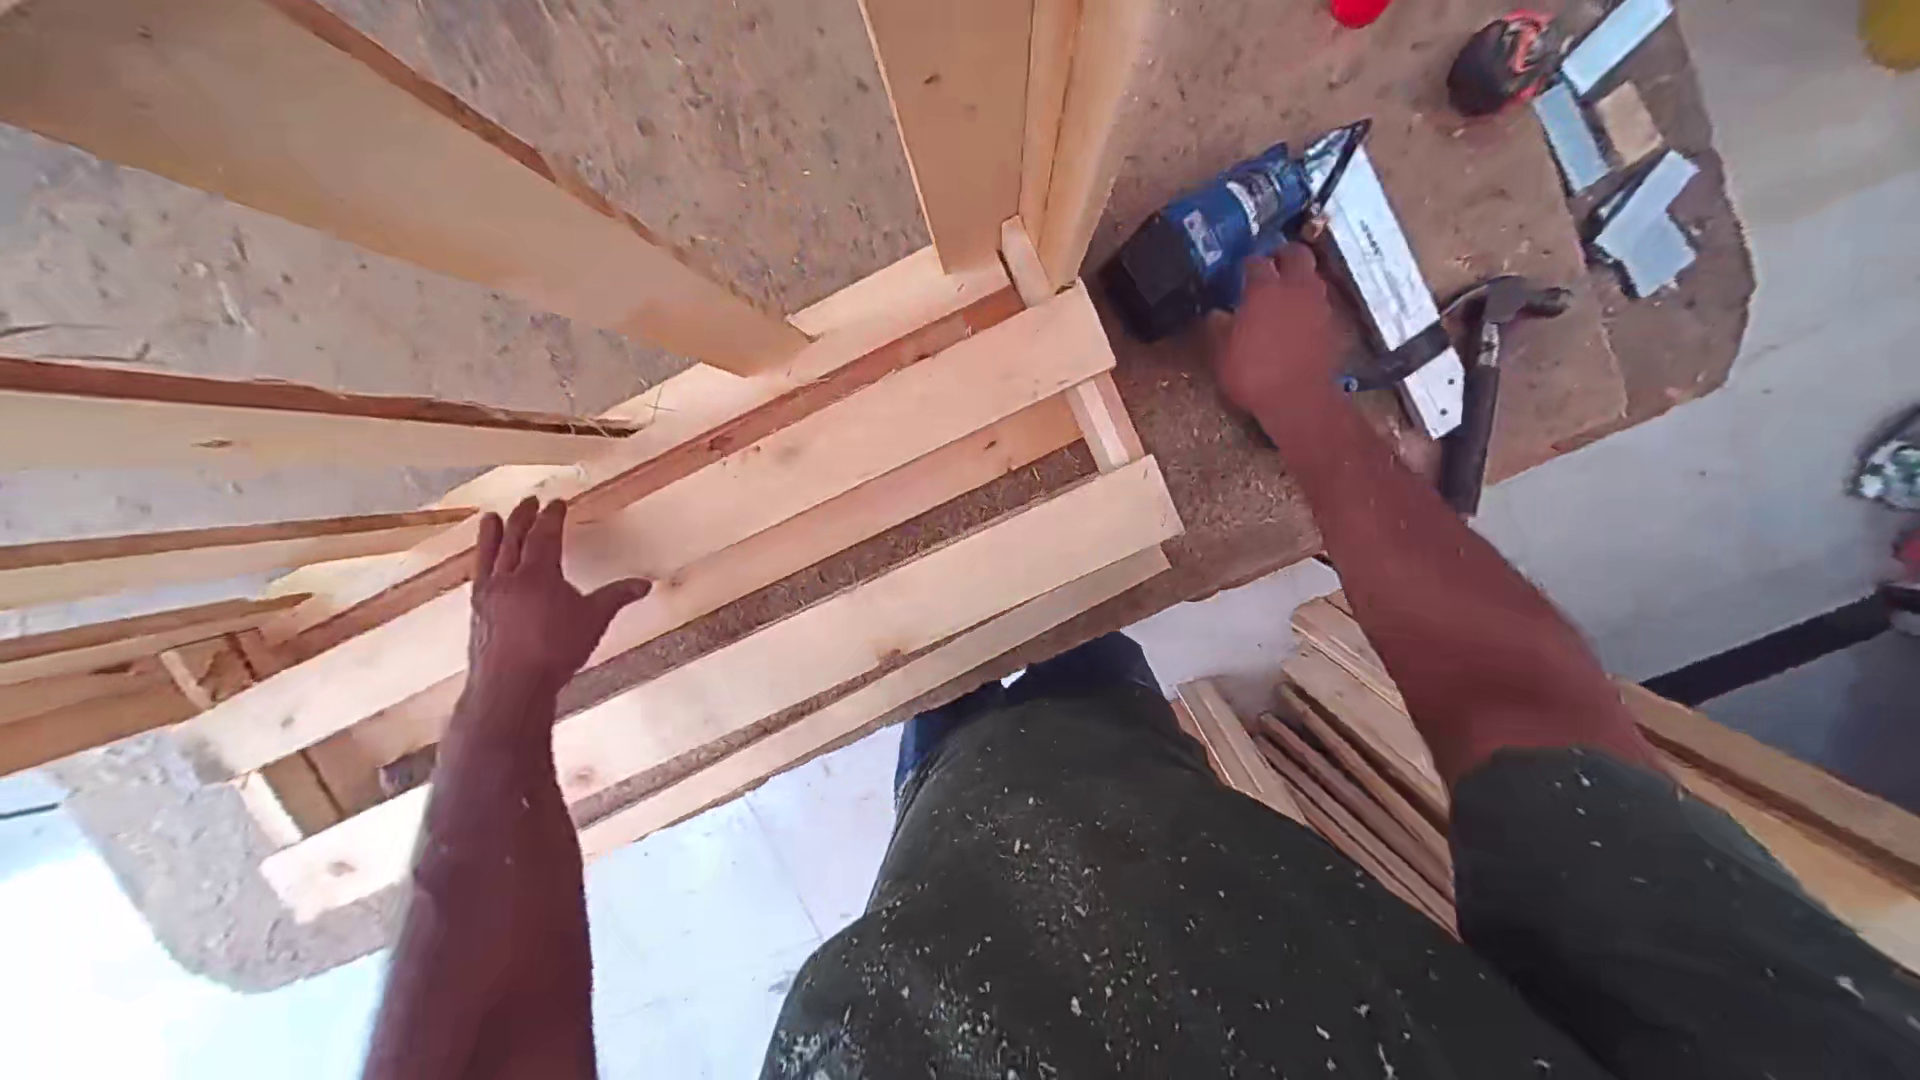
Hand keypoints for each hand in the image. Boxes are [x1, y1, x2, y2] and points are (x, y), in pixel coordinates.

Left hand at [468, 497, 651, 693]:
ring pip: (489, 555)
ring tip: (489, 518)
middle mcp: (508, 578)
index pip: (545, 536)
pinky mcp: (477, 612)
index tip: (557, 503)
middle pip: (514, 539)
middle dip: (522, 517)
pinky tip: (483, 565)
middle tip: (528, 501)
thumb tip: (645, 584)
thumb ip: (617, 596)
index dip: (552, 517)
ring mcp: (488, 595)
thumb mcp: (594, 619)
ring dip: (491, 534)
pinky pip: (478, 576)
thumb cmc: (556, 648)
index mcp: (538, 573)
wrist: (511, 684)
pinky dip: (481, 562)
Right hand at [1214, 244, 1339, 419]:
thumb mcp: (1222, 355)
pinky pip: (1319, 301)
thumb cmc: (1252, 375)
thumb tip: (1217, 314)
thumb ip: (1219, 329)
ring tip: (1284, 289)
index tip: (1240, 269)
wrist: (1297, 398)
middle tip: (1271, 263)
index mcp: (1264, 290)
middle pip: (1296, 253)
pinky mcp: (1331, 322)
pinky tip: (1297, 316)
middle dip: (1283, 254)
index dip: (1247, 264)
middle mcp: (1295, 288)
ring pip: (1312, 275)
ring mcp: (1318, 304)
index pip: (1256, 263)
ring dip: (1299, 276)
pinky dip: (1308, 301)